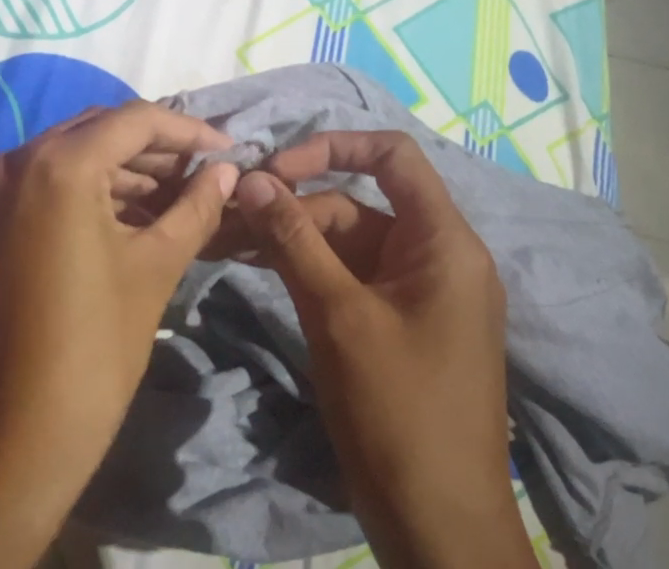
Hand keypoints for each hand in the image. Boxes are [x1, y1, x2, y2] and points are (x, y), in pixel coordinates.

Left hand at [0, 102, 237, 568]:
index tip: (227, 149)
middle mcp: (14, 160)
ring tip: (175, 196)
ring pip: (68, 155)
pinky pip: (42, 182)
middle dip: (153, 148)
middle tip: (203, 173)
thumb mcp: (156, 266)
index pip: (133, 120)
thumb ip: (195, 206)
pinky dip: (86, 190)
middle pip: (96, 131)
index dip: (186, 130)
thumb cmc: (97, 346)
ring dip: (120, 170)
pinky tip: (130, 213)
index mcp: (57, 164)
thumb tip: (227, 170)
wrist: (18, 427)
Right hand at [235, 131, 535, 568]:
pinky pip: (348, 280)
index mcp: (443, 242)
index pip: (392, 157)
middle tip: (225, 220)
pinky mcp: (397, 326)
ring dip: (289, 241)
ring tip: (225, 245)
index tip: (274, 169)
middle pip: (355, 204)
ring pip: (345, 244)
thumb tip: (251, 177)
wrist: (437, 521)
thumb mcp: (337, 315)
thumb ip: (292, 239)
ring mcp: (416, 294)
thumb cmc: (397, 407)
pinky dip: (306, 272)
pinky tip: (256, 270)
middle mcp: (435, 257)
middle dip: (291, 207)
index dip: (332, 147)